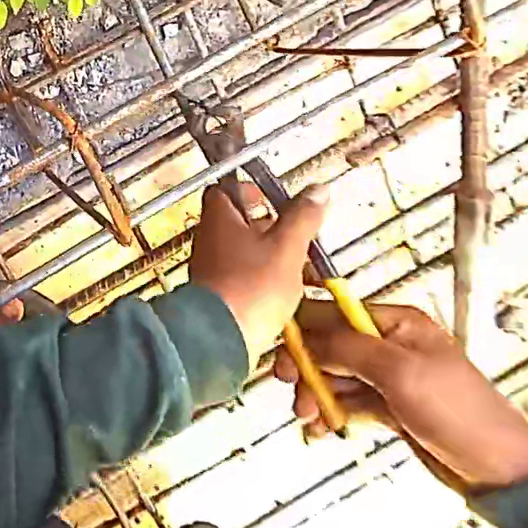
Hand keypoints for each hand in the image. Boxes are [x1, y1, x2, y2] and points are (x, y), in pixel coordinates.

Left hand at [189, 181, 328, 365]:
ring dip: (270, 255)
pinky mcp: (216, 294)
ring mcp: (209, 267)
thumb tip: (318, 190)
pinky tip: (284, 294)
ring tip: (298, 267)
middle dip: (269, 227)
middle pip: (237, 222)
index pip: (227, 189)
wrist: (221, 338)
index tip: (274, 199)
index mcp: (219, 218)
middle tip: (295, 235)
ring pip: (242, 251)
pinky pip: (241, 278)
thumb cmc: (250, 287)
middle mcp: (208, 239)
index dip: (251, 190)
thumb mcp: (287, 247)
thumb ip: (302, 217)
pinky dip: (262, 280)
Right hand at [272, 302, 527, 491]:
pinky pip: (347, 400)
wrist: (500, 472)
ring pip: (335, 374)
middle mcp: (388, 343)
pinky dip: (331, 411)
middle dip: (307, 365)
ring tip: (308, 416)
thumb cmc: (460, 413)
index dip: (305, 326)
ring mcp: (388, 375)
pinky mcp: (388, 405)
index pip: (336, 311)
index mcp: (396, 322)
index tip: (281, 346)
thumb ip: (348, 348)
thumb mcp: (399, 371)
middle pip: (330, 344)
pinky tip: (321, 426)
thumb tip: (309, 339)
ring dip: (316, 392)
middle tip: (287, 384)